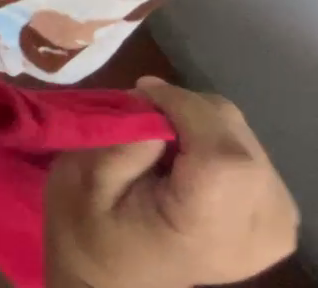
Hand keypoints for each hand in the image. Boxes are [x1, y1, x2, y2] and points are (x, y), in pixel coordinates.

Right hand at [46, 76, 297, 287]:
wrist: (114, 276)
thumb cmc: (87, 227)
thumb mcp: (82, 181)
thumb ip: (122, 146)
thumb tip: (153, 108)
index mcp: (209, 228)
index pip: (228, 157)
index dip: (187, 110)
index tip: (140, 91)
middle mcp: (262, 230)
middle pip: (243, 145)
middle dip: (190, 111)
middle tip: (139, 108)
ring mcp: (278, 227)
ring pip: (249, 143)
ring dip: (201, 124)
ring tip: (157, 132)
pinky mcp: (278, 219)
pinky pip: (253, 158)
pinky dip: (215, 140)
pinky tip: (183, 153)